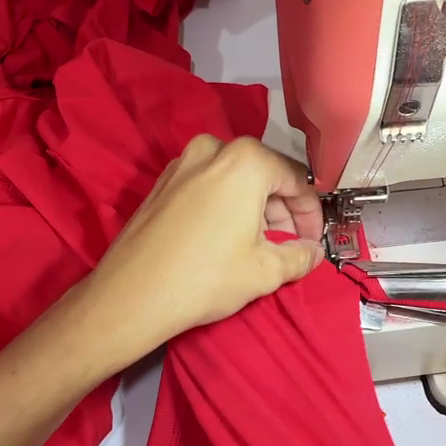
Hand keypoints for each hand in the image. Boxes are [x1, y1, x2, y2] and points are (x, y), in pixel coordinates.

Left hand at [83, 135, 324, 354]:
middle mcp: (213, 149)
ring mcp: (182, 163)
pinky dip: (226, 207)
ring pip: (235, 180)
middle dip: (283, 211)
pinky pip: (208, 186)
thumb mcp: (265, 271)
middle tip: (290, 247)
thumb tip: (313, 252)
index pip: (298, 180)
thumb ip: (300, 256)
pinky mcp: (162, 184)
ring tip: (259, 248)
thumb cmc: (204, 278)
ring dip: (255, 209)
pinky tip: (226, 241)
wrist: (132, 296)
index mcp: (246, 160)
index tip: (314, 242)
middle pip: (265, 175)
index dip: (312, 214)